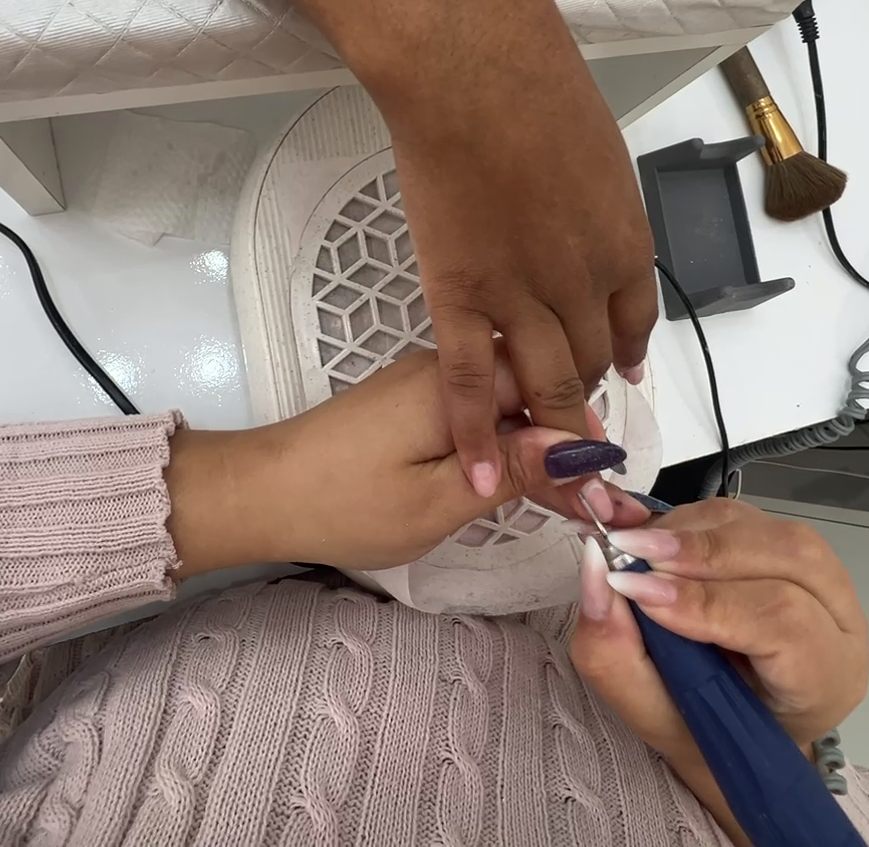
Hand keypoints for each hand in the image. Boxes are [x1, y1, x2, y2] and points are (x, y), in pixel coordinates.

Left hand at [165, 348, 653, 575]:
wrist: (261, 491)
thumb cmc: (344, 504)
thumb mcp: (438, 500)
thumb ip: (512, 470)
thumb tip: (581, 453)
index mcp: (456, 381)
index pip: (548, 389)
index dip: (585, 440)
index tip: (607, 494)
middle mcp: (444, 365)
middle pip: (530, 390)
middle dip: (566, 443)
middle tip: (591, 504)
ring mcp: (425, 378)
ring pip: (504, 398)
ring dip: (536, 443)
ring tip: (563, 496)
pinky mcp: (410, 397)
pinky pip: (476, 407)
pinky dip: (501, 439)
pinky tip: (515, 472)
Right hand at [374, 11, 658, 499]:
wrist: (472, 71)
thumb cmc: (537, 86)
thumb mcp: (596, 148)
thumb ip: (598, 204)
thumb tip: (589, 227)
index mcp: (623, 239)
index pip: (635, 320)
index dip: (626, 356)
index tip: (621, 378)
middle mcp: (583, 282)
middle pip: (594, 360)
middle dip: (591, 398)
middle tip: (582, 435)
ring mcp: (520, 297)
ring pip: (545, 382)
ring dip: (550, 428)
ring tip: (548, 464)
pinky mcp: (459, 300)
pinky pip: (471, 382)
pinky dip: (479, 433)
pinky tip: (483, 474)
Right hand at [568, 500, 868, 837]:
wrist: (731, 716)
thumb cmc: (701, 726)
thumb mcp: (648, 711)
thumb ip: (614, 651)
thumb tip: (593, 568)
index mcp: (823, 680)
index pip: (783, 626)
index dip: (708, 603)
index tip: (636, 592)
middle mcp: (839, 620)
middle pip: (786, 558)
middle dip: (699, 549)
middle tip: (627, 550)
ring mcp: (821, 573)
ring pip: (763, 526)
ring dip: (690, 530)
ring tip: (633, 546)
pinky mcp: (783, 542)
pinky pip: (739, 514)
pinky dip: (688, 519)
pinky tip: (652, 541)